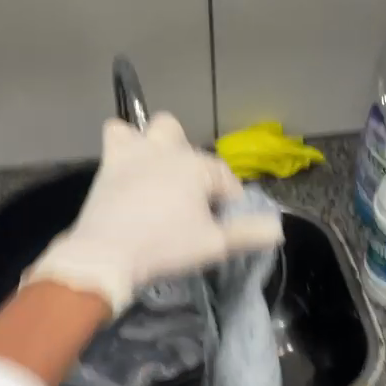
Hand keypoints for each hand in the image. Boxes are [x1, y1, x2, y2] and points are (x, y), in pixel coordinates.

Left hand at [28, 113, 284, 315]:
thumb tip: (277, 228)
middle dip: (190, 161)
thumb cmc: (166, 247)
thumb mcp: (215, 245)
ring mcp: (134, 154)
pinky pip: (115, 138)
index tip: (225, 221)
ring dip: (153, 145)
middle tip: (189, 195)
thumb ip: (249, 234)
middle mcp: (167, 151)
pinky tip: (129, 176)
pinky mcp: (108, 165)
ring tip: (156, 175)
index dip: (229, 198)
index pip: (224, 177)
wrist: (107, 254)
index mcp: (197, 167)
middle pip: (184, 141)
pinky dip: (124, 151)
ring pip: (146, 131)